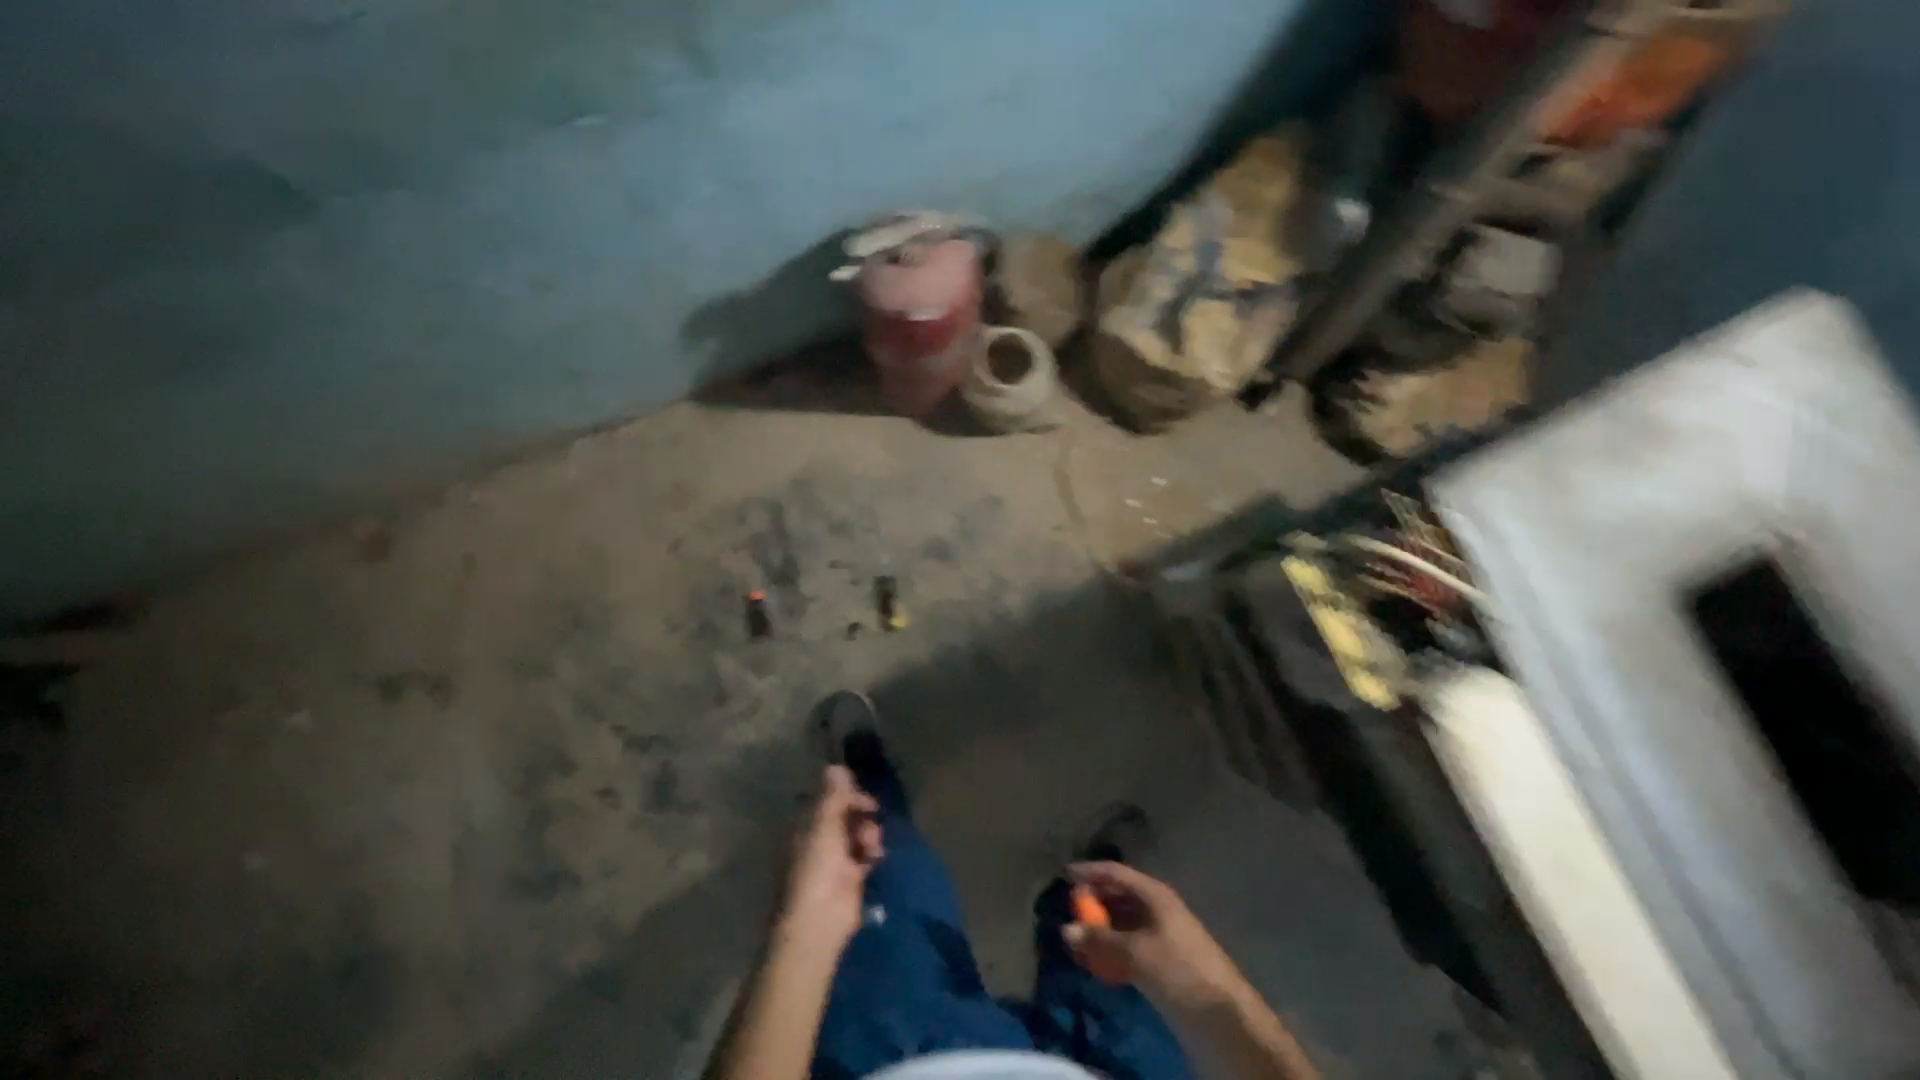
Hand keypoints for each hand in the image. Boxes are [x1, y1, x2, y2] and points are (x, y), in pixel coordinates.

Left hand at [776, 766, 883, 952]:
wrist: (819, 920)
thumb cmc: (816, 868)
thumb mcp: (824, 825)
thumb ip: (833, 796)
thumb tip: (835, 765)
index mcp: (806, 825)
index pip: (829, 799)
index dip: (848, 795)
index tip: (864, 798)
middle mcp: (819, 839)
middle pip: (846, 815)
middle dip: (861, 814)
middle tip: (871, 818)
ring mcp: (835, 859)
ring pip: (858, 833)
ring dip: (868, 834)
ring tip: (870, 847)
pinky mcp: (852, 878)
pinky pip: (866, 854)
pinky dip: (871, 852)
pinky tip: (875, 858)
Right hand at [1064, 861, 1245, 1014]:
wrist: (1222, 1018)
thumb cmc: (1180, 971)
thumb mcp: (1136, 953)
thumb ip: (1100, 939)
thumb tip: (1066, 930)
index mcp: (1155, 896)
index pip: (1116, 873)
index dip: (1090, 872)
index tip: (1063, 874)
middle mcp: (1157, 910)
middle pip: (1119, 897)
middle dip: (1093, 902)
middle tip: (1066, 912)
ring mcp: (1160, 937)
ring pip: (1122, 924)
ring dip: (1100, 930)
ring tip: (1075, 940)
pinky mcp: (1161, 963)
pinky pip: (1128, 949)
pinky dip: (1111, 952)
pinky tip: (1095, 963)